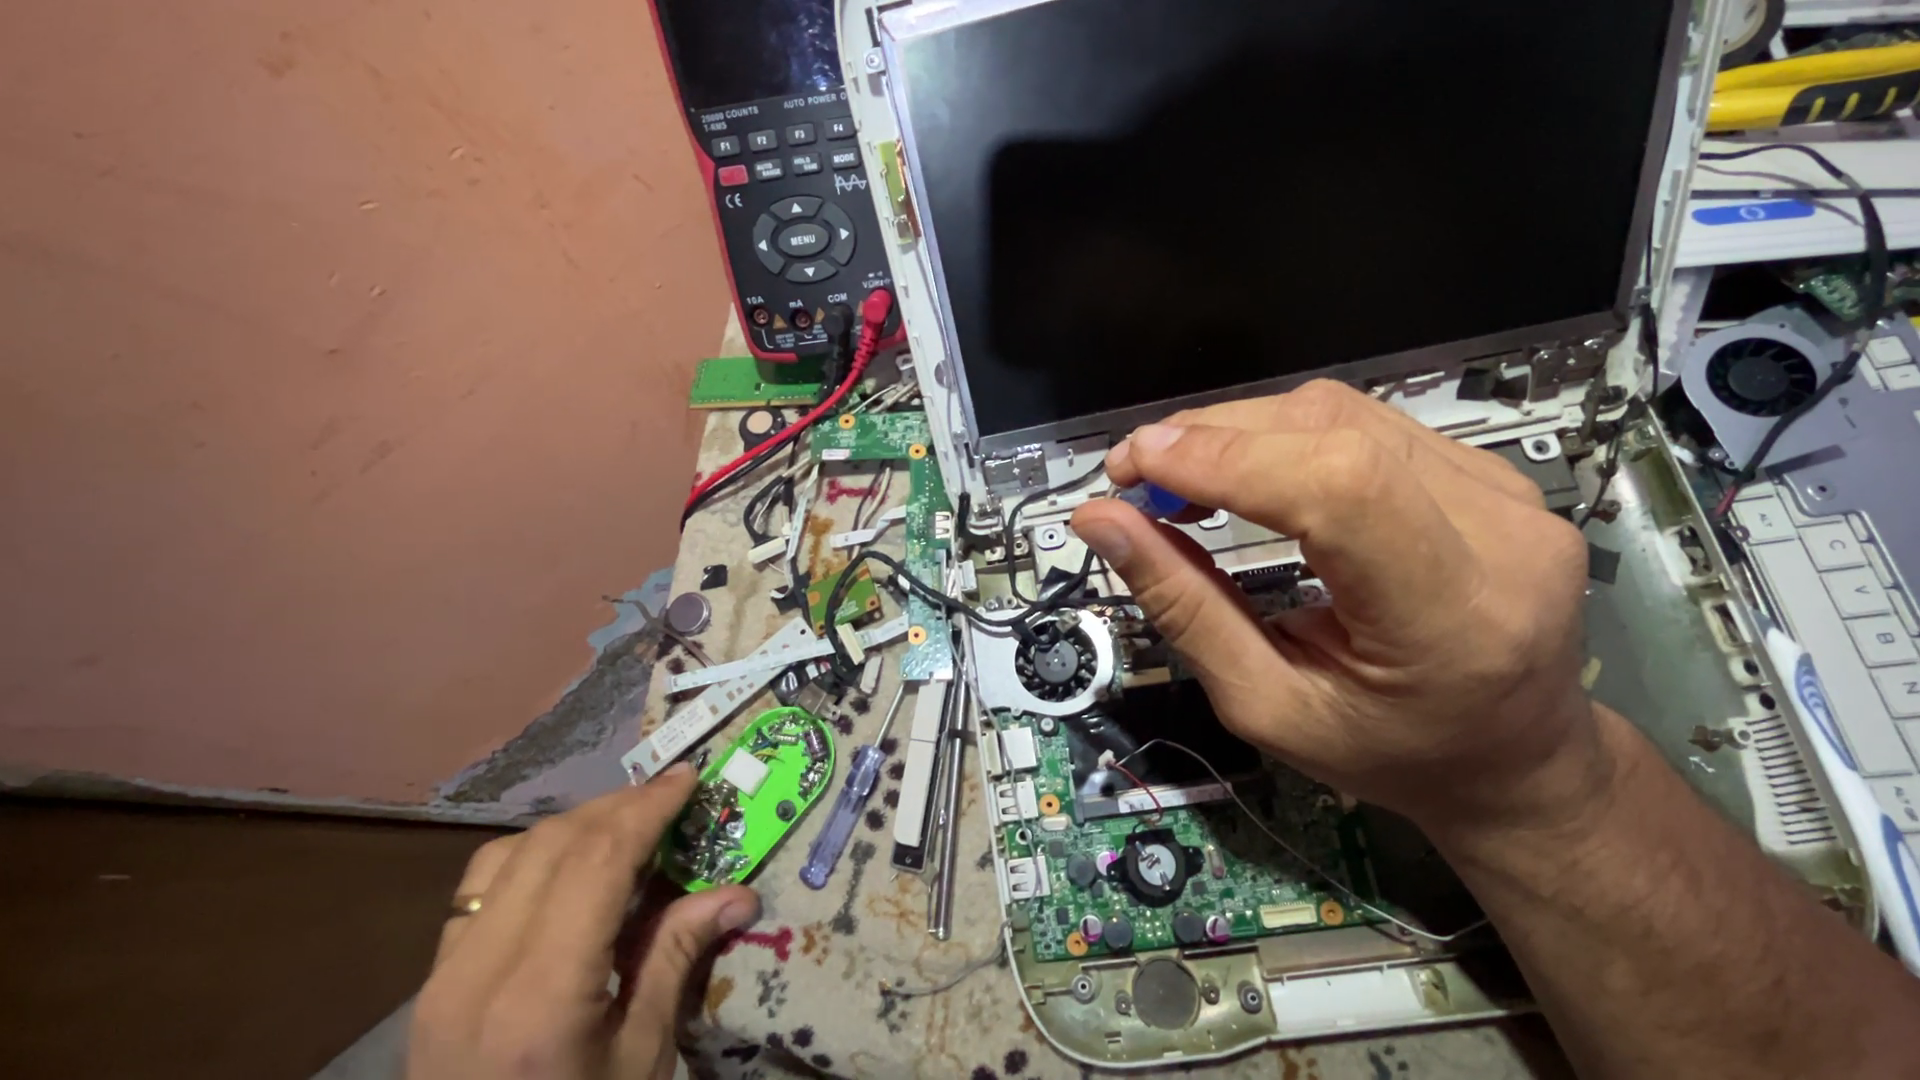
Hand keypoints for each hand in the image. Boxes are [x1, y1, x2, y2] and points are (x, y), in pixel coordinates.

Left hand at [407, 766, 758, 1079]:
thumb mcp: (641, 1059)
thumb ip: (676, 961)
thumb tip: (737, 895)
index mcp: (542, 995)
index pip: (596, 862)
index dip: (646, 809)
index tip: (688, 779)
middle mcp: (480, 970)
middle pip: (552, 844)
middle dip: (616, 807)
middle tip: (669, 800)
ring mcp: (444, 974)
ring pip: (510, 855)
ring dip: (573, 827)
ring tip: (626, 827)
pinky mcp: (433, 983)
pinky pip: (481, 888)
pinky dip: (532, 856)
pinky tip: (569, 870)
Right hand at [1070, 381, 1604, 833]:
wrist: (1516, 758)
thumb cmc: (1388, 755)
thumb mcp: (1267, 706)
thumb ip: (1184, 608)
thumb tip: (1100, 520)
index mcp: (1450, 619)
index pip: (1340, 489)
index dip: (1226, 460)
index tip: (1134, 466)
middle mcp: (1497, 536)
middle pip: (1334, 431)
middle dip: (1213, 438)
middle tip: (1135, 473)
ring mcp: (1505, 493)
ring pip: (1343, 412)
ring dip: (1239, 431)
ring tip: (1178, 478)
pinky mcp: (1491, 475)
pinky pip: (1366, 425)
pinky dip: (1283, 438)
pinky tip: (1245, 474)